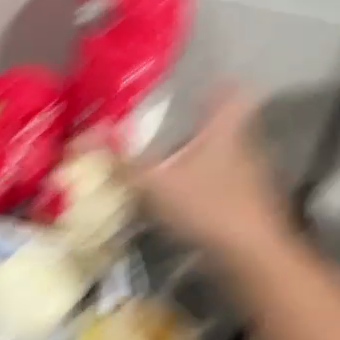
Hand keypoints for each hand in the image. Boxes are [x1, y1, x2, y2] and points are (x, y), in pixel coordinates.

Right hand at [132, 90, 293, 261]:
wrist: (252, 255)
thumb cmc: (206, 206)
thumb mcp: (153, 183)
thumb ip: (121, 160)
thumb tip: (86, 134)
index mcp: (225, 131)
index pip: (232, 95)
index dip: (219, 86)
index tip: (203, 84)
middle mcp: (244, 146)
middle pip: (228, 125)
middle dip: (203, 123)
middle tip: (172, 124)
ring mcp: (250, 176)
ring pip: (226, 155)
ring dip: (203, 155)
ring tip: (171, 160)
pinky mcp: (248, 204)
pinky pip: (224, 181)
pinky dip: (206, 183)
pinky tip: (184, 196)